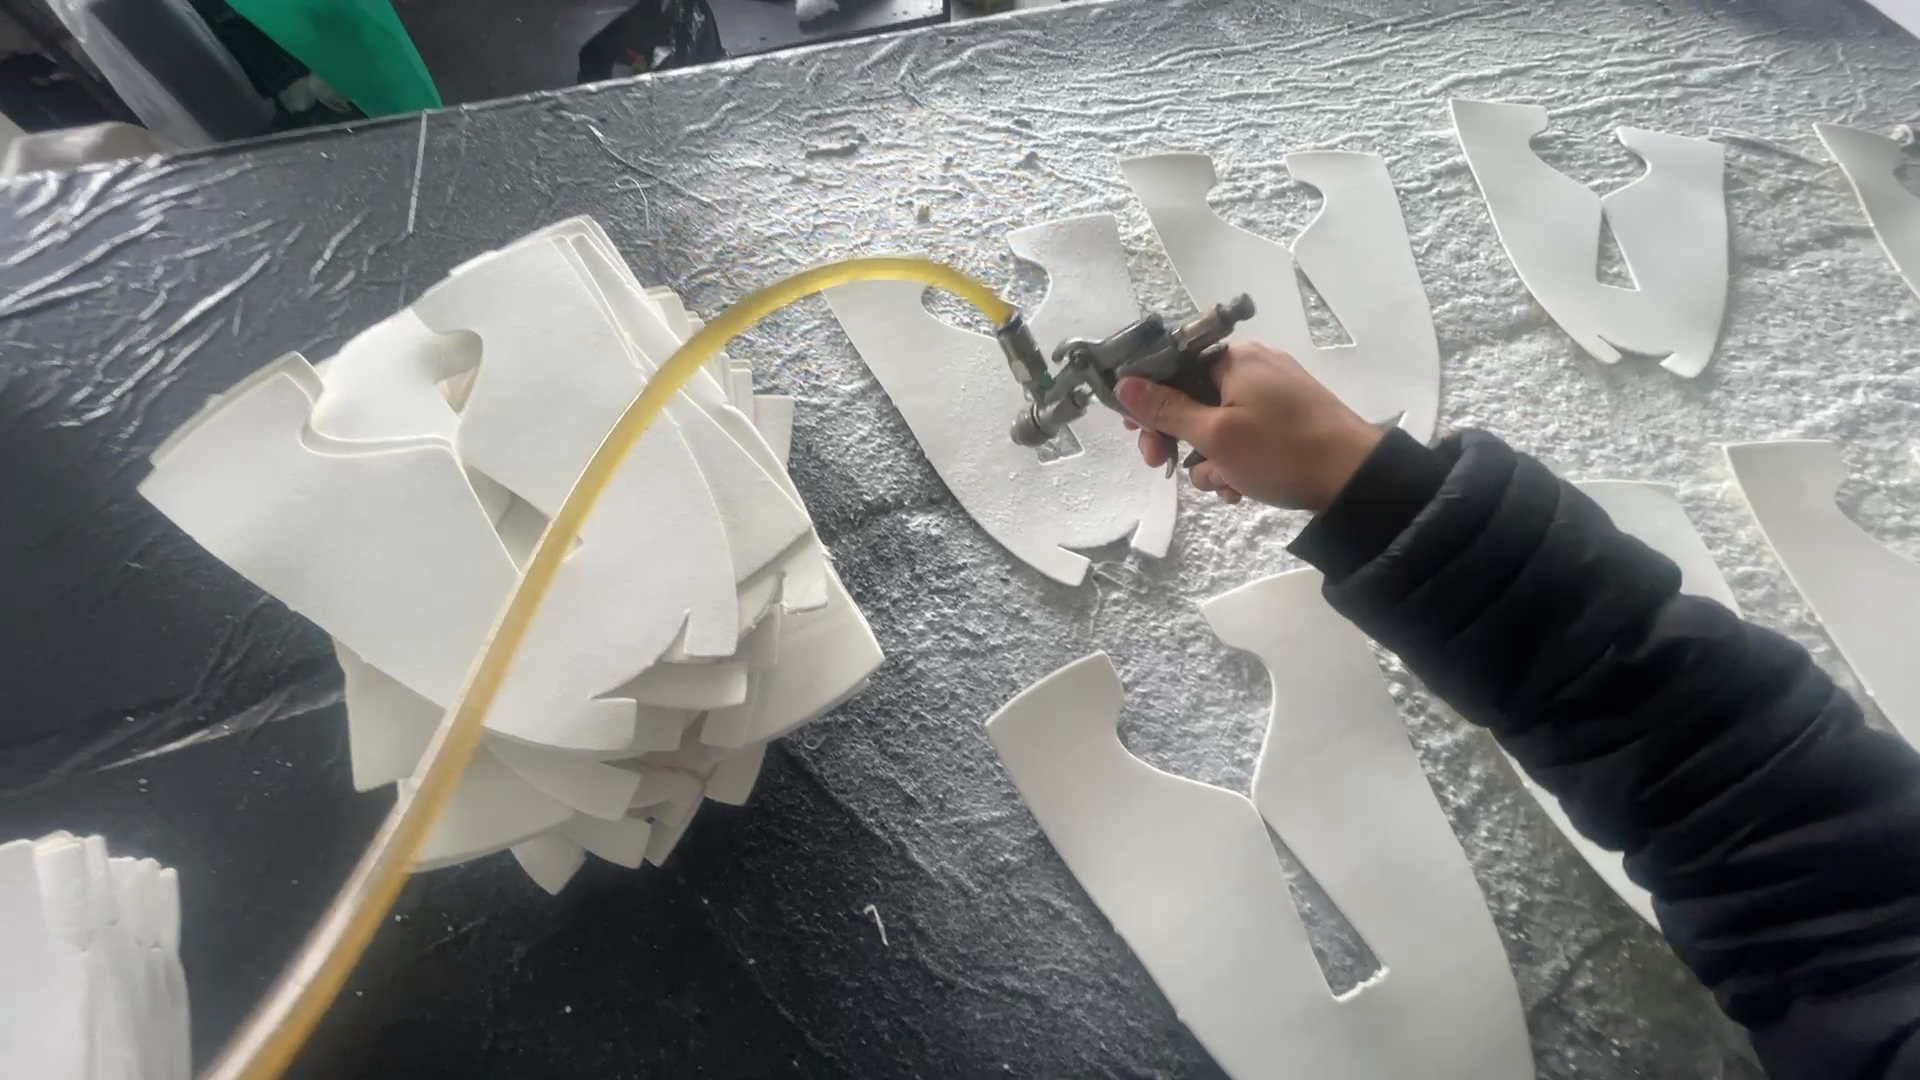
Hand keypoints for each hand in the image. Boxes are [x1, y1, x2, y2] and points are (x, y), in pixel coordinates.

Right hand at [1115, 342, 1383, 511]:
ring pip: (1213, 426)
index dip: (1147, 398)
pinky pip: (1241, 439)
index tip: (1134, 430)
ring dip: (1206, 460)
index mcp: (1235, 360)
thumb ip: (1165, 409)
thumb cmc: (1281, 451)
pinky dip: (1232, 464)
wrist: (1356, 482)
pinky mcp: (1284, 424)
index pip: (1174, 366)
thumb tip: (1123, 384)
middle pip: (1190, 399)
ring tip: (1221, 484)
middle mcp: (1251, 370)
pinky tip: (1238, 489)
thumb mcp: (1215, 434)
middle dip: (1175, 438)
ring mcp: (1270, 398)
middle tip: (1160, 465)